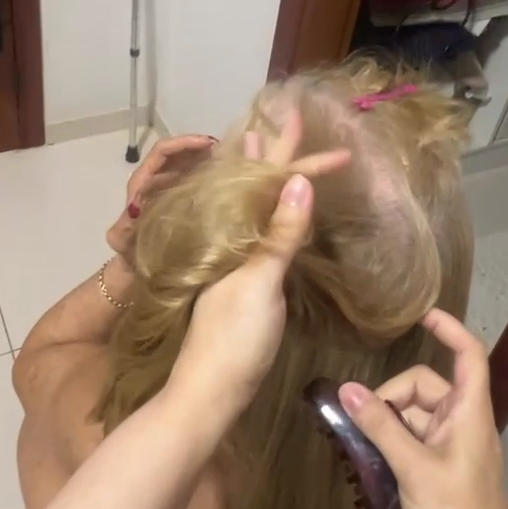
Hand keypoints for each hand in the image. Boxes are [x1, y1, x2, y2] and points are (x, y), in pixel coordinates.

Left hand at [106, 135, 216, 254]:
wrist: (133, 268)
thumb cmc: (128, 253)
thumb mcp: (122, 239)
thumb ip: (125, 224)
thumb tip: (135, 208)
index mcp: (140, 184)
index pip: (161, 153)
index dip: (182, 143)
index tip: (207, 143)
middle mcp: (154, 180)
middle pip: (175, 153)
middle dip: (197, 146)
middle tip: (225, 148)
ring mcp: (168, 188)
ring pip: (185, 162)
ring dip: (204, 156)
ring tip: (228, 157)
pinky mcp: (179, 198)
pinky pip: (192, 178)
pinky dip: (206, 172)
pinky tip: (223, 175)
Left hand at [164, 107, 351, 411]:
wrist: (208, 394)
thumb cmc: (232, 339)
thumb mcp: (259, 283)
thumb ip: (279, 234)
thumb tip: (299, 181)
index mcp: (230, 233)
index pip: (262, 182)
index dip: (284, 151)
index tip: (295, 114)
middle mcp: (229, 242)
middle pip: (253, 189)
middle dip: (272, 156)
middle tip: (280, 118)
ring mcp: (233, 263)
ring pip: (249, 209)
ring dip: (262, 178)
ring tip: (261, 144)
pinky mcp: (240, 285)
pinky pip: (253, 234)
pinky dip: (264, 214)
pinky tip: (265, 210)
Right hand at [338, 309, 507, 508]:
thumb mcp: (412, 467)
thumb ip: (380, 425)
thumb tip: (347, 389)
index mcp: (470, 413)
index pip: (469, 356)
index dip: (450, 330)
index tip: (422, 316)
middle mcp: (466, 422)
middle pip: (427, 386)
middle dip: (393, 396)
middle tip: (363, 422)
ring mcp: (457, 445)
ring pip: (417, 412)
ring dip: (390, 420)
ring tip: (367, 446)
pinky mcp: (448, 464)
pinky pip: (418, 435)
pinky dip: (396, 438)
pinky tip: (378, 459)